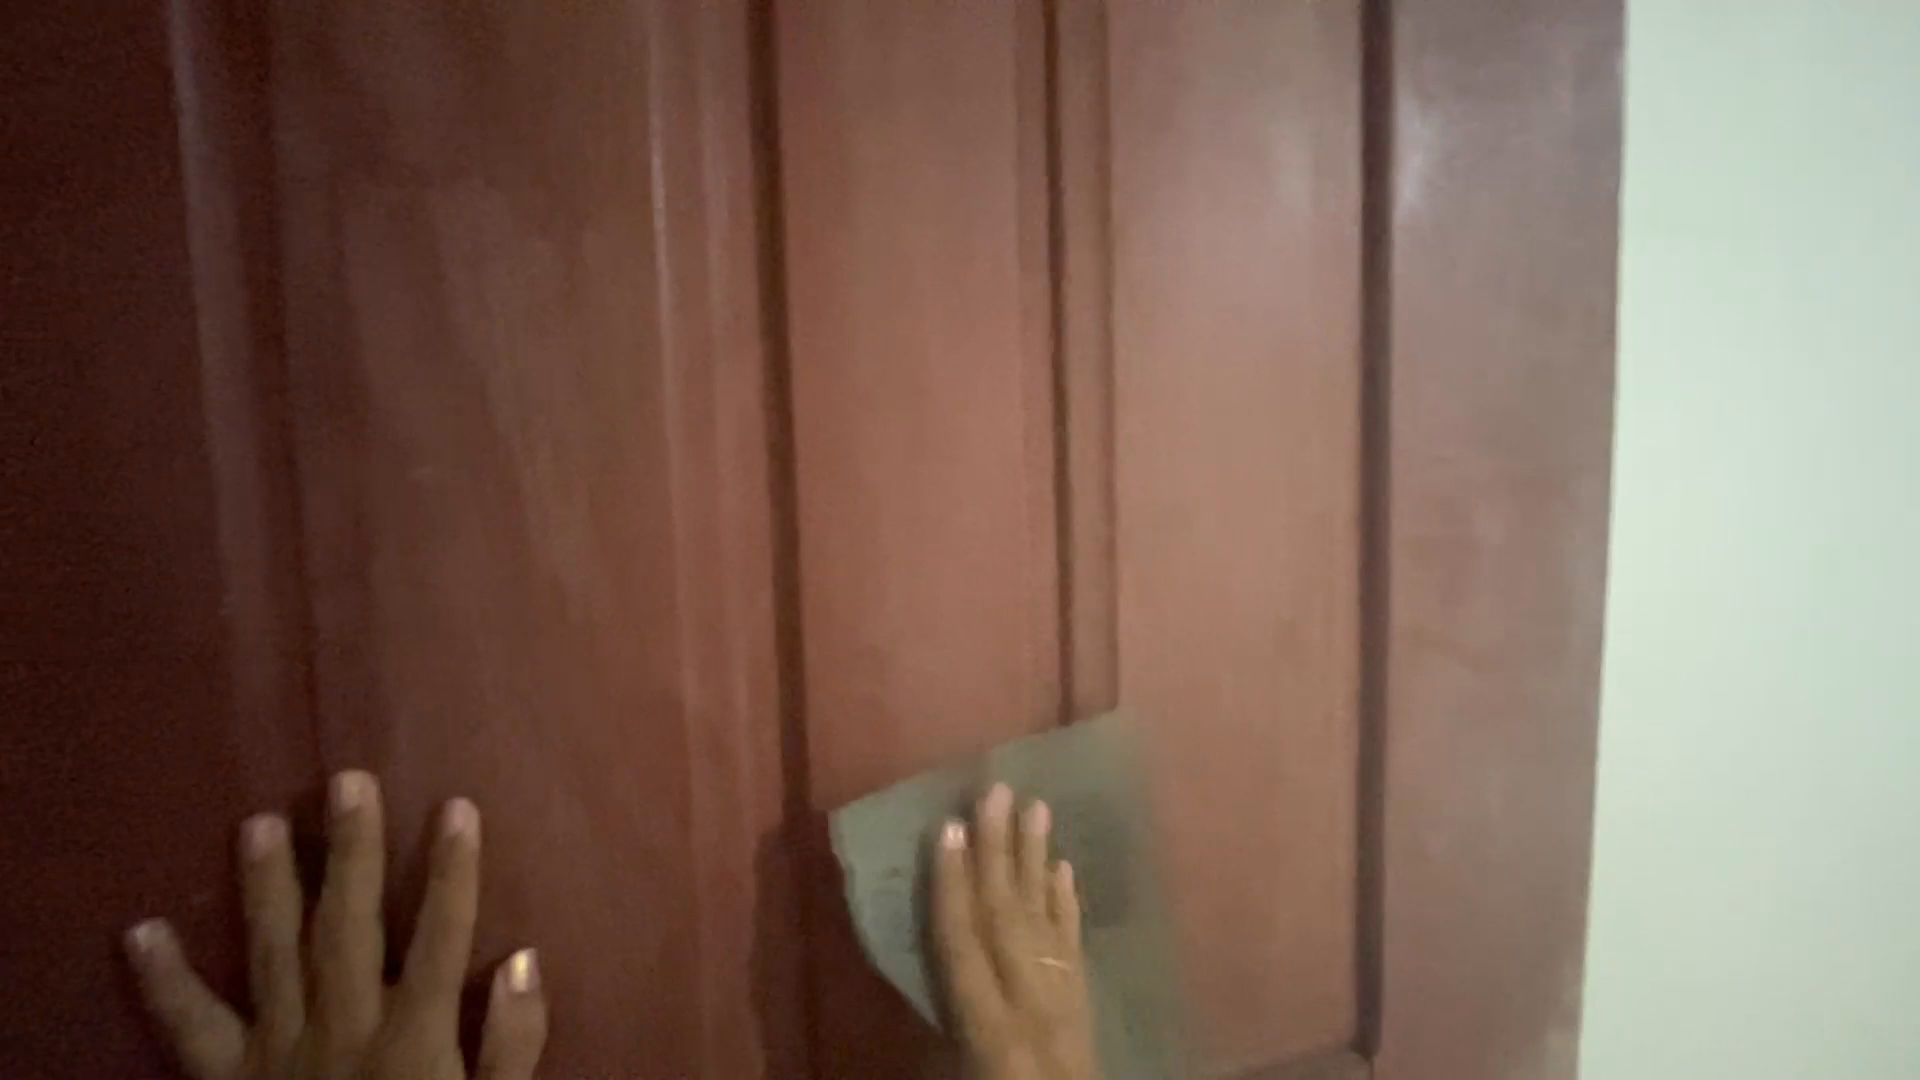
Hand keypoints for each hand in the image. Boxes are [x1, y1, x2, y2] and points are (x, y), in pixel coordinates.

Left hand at [124, 771, 546, 1079]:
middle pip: (348, 926)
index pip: (441, 933)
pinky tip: (140, 932)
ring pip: (272, 956)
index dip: (453, 868)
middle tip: (348, 782)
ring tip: (260, 823)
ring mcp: (274, 1052)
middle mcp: (341, 1027)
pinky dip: (161, 983)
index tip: (457, 807)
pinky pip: (188, 1030)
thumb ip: (514, 1040)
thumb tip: (525, 957)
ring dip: (266, 887)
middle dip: (352, 850)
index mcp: (412, 1033)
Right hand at [933, 784, 1096, 1079]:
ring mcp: (1068, 1006)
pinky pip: (1077, 946)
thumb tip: (929, 958)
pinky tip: (1065, 867)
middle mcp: (1035, 1008)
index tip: (947, 827)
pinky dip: (1070, 904)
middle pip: (1009, 919)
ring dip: (1038, 860)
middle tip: (996, 790)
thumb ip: (941, 1034)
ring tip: (1038, 807)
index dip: (951, 885)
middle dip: (999, 851)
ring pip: (1048, 921)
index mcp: (993, 1034)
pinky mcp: (1087, 1010)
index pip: (964, 946)